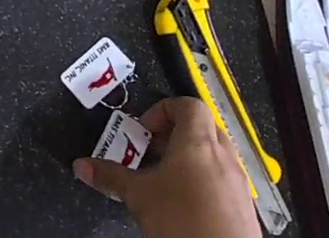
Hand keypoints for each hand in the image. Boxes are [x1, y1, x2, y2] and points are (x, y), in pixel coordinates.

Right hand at [72, 97, 261, 237]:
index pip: (187, 105)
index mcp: (197, 145)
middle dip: (174, 135)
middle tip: (151, 151)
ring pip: (214, 155)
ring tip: (165, 179)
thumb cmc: (185, 223)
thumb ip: (109, 175)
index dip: (162, 109)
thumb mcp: (138, 195)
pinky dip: (204, 182)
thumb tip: (83, 166)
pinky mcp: (245, 208)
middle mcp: (223, 159)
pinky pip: (224, 180)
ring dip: (189, 159)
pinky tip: (184, 203)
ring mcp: (238, 184)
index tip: (144, 129)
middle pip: (203, 127)